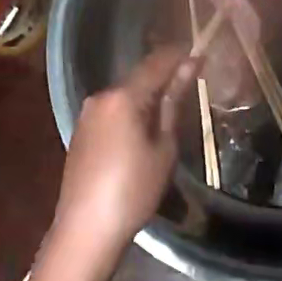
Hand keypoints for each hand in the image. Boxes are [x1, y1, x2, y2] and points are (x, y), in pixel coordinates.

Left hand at [50, 48, 195, 272]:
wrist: (87, 226)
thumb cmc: (133, 189)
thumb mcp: (163, 148)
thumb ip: (172, 104)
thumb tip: (187, 69)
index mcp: (122, 97)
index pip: (156, 64)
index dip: (179, 56)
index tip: (201, 53)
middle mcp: (100, 97)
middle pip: (137, 79)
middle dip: (163, 77)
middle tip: (191, 81)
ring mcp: (86, 114)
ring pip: (123, 96)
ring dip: (146, 96)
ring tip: (171, 107)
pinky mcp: (80, 131)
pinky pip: (111, 112)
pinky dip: (130, 112)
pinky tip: (143, 128)